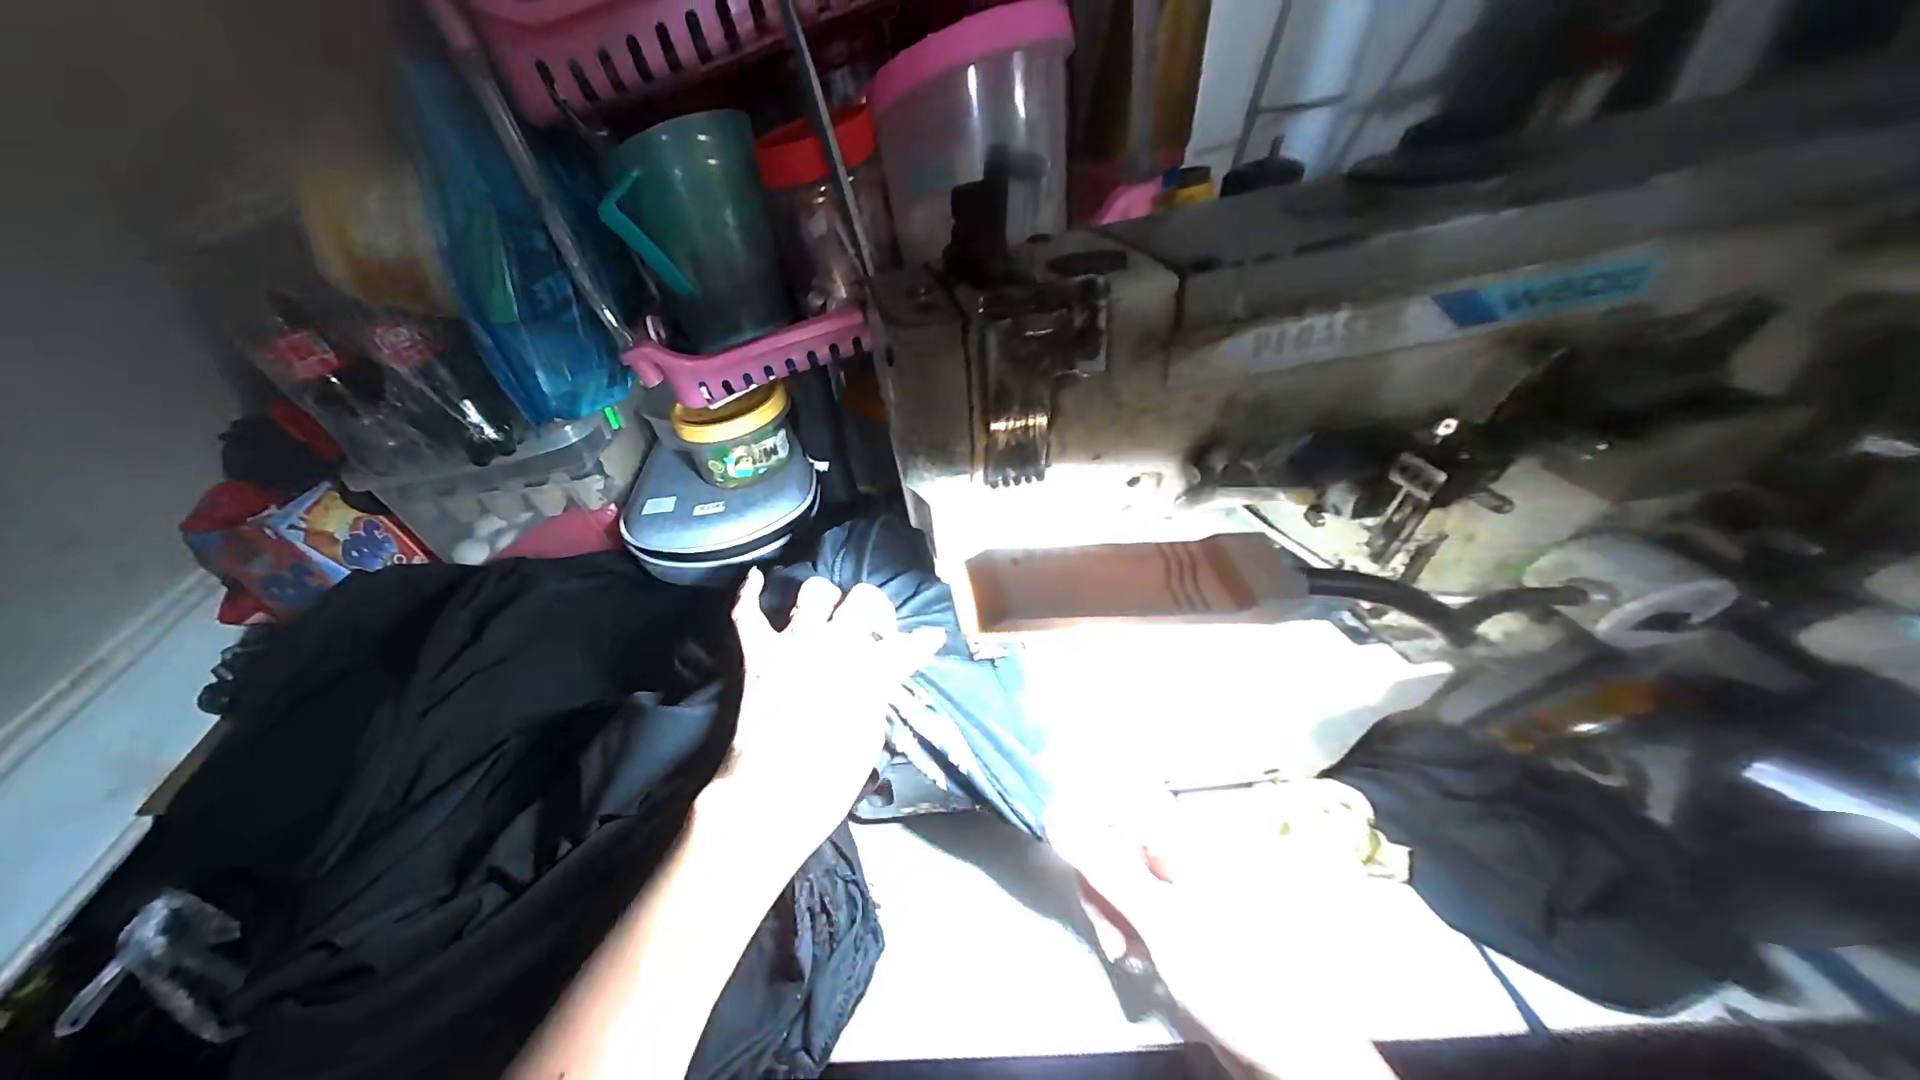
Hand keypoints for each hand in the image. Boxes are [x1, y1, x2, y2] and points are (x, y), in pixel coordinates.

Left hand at [706, 569, 944, 854]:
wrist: (772, 795)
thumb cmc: (831, 778)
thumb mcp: (872, 736)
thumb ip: (878, 695)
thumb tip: (878, 679)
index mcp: (873, 668)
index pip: (908, 644)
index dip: (922, 641)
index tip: (930, 637)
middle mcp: (837, 644)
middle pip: (864, 600)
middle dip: (874, 609)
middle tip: (872, 627)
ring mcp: (795, 643)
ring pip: (815, 592)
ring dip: (824, 598)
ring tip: (826, 610)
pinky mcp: (758, 654)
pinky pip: (747, 612)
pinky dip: (749, 593)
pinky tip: (755, 579)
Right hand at [1047, 784, 1397, 1079]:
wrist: (1288, 1049)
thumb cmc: (1232, 975)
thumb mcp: (1162, 921)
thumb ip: (1108, 866)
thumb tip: (1060, 815)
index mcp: (1185, 839)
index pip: (1121, 798)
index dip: (1086, 810)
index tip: (1060, 838)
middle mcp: (1182, 852)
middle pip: (1116, 840)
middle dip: (1098, 879)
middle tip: (1104, 925)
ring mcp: (1181, 885)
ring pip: (1121, 874)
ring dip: (1108, 908)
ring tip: (1120, 948)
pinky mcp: (1178, 915)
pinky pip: (1135, 902)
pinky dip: (1124, 923)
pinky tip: (1130, 952)